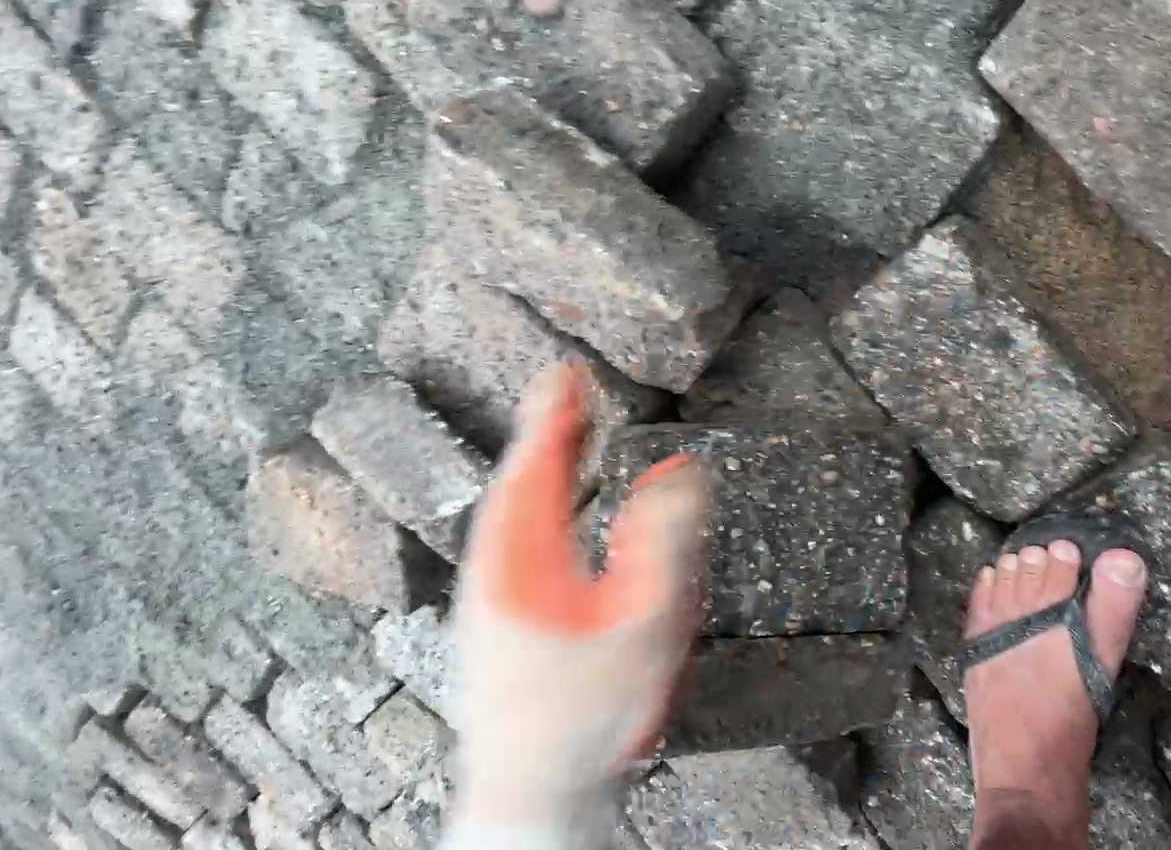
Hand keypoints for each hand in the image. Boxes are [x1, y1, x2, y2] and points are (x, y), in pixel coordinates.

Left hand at [449, 363, 707, 831]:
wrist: (538, 796)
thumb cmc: (584, 723)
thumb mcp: (643, 625)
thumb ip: (664, 542)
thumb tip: (678, 473)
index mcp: (517, 569)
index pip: (532, 472)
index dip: (552, 417)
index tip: (566, 373)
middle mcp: (495, 578)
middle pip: (517, 486)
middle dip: (545, 433)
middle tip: (569, 390)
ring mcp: (493, 601)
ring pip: (512, 515)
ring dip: (538, 467)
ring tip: (562, 432)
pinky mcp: (503, 621)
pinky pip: (516, 543)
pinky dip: (534, 507)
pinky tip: (551, 508)